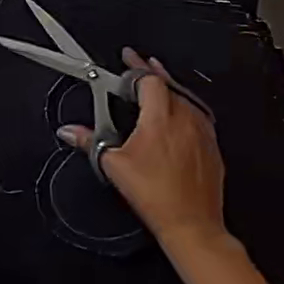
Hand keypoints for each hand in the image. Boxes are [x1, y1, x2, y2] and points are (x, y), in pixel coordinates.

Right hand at [60, 49, 230, 255]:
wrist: (192, 224)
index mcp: (160, 117)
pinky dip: (185, 107)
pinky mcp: (212, 146)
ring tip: (156, 83)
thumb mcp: (114, 165)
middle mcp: (185, 118)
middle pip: (168, 83)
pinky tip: (178, 114)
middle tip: (138, 62)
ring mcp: (203, 132)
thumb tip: (70, 132)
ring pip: (186, 97)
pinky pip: (199, 115)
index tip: (126, 59)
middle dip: (151, 71)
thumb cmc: (156, 196)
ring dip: (168, 87)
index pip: (149, 78)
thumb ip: (90, 142)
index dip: (135, 66)